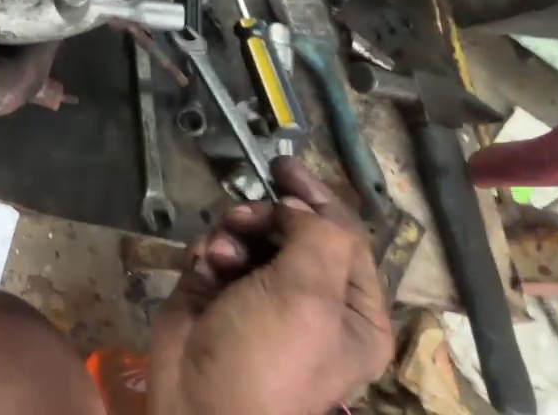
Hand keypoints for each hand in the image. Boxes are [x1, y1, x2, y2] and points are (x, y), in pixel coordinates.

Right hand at [148, 158, 392, 414]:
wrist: (204, 401)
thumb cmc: (271, 353)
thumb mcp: (310, 297)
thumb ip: (316, 238)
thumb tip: (298, 203)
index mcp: (353, 310)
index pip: (343, 237)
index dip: (316, 199)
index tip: (284, 166)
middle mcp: (310, 298)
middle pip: (291, 230)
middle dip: (266, 217)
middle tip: (245, 218)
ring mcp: (260, 294)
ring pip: (250, 235)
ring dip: (234, 233)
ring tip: (222, 252)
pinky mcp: (216, 290)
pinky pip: (217, 249)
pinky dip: (210, 249)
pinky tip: (206, 265)